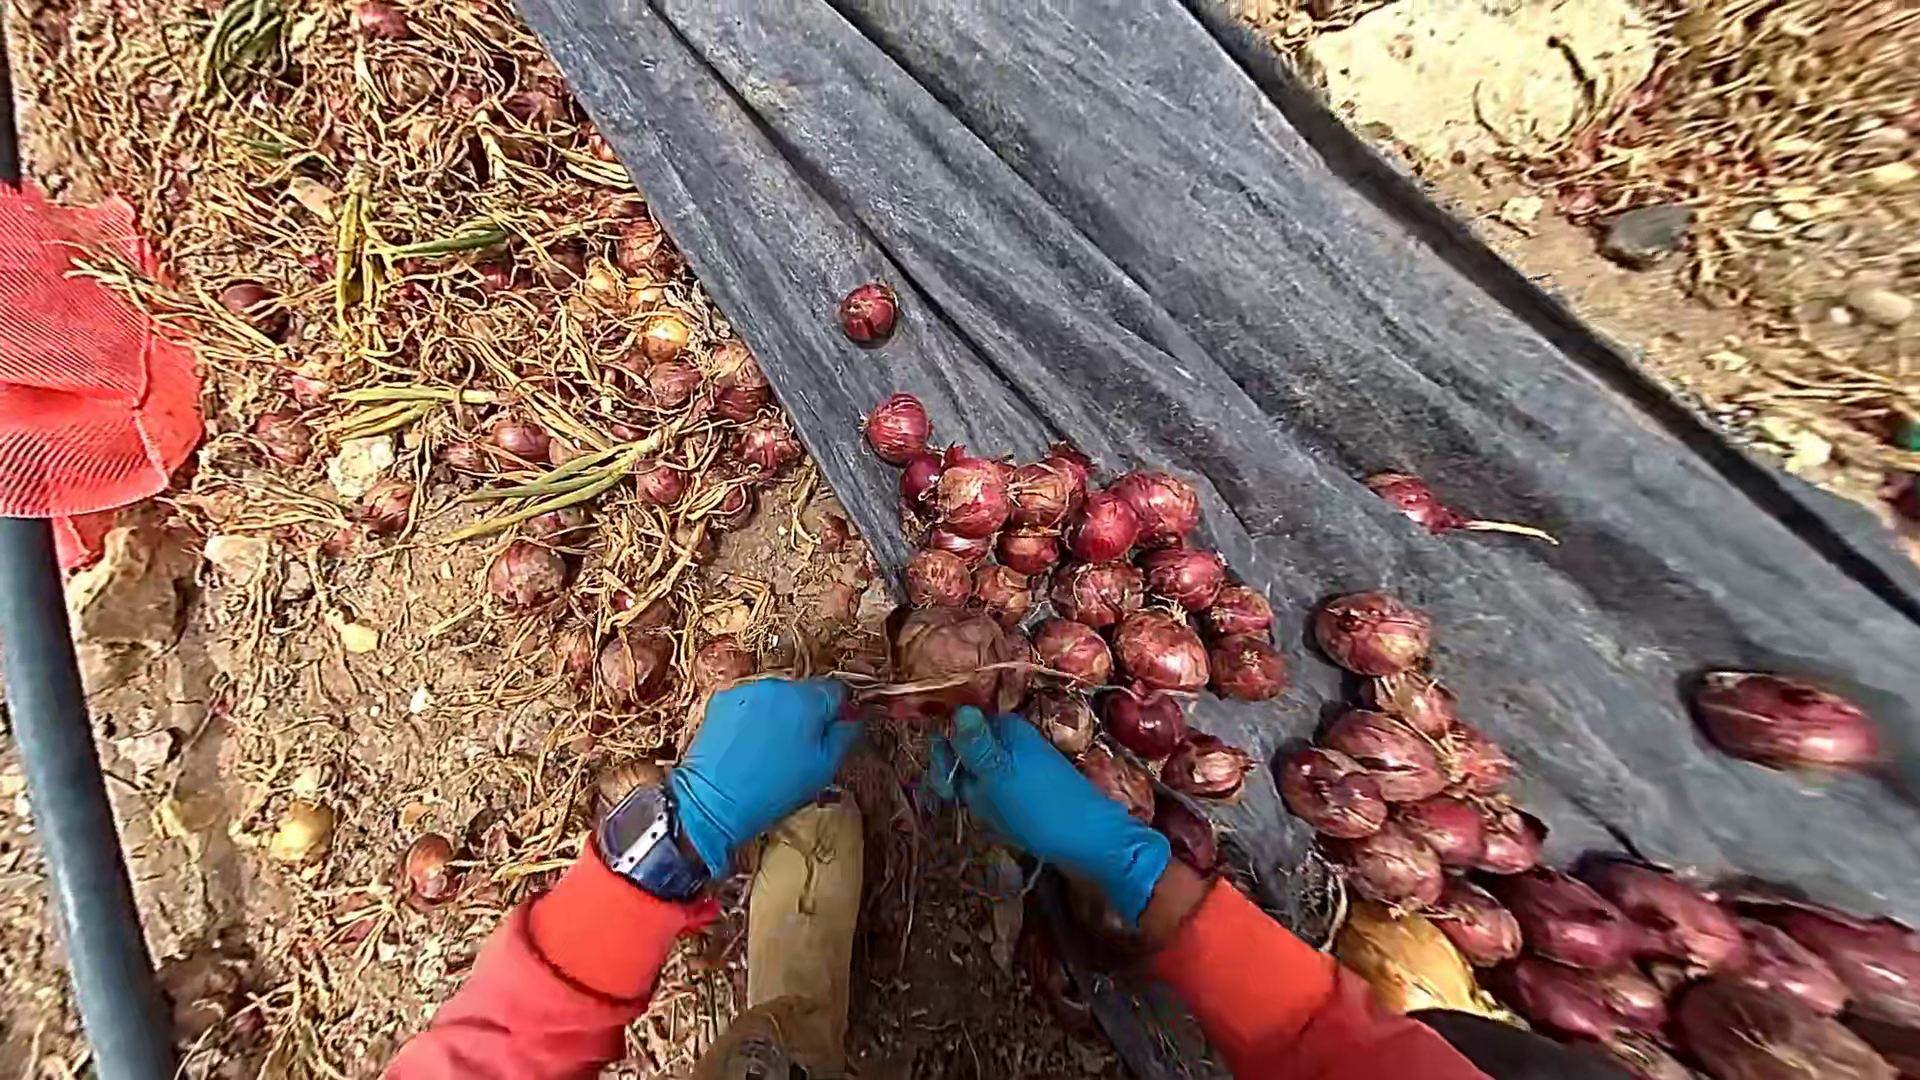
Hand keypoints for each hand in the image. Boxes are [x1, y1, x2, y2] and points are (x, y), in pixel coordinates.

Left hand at [670, 678, 857, 873]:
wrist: (711, 801)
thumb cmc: (774, 788)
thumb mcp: (823, 768)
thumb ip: (846, 735)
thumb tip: (855, 717)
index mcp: (808, 699)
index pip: (837, 689)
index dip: (838, 710)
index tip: (831, 730)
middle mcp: (779, 685)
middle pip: (806, 691)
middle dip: (807, 712)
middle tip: (798, 746)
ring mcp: (749, 689)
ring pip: (778, 695)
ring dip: (780, 712)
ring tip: (769, 747)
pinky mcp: (724, 698)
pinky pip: (751, 701)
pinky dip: (753, 715)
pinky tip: (747, 743)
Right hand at [929, 706, 1168, 922]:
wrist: (1092, 845)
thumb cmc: (1041, 806)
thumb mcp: (999, 774)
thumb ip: (974, 743)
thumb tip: (959, 707)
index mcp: (1006, 728)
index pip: (958, 727)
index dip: (945, 753)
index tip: (945, 783)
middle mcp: (1011, 742)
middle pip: (964, 753)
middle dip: (961, 782)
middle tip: (973, 803)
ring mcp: (1018, 768)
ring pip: (977, 779)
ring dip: (978, 801)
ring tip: (995, 817)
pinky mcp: (1025, 792)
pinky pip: (994, 797)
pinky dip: (993, 812)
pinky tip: (1005, 826)